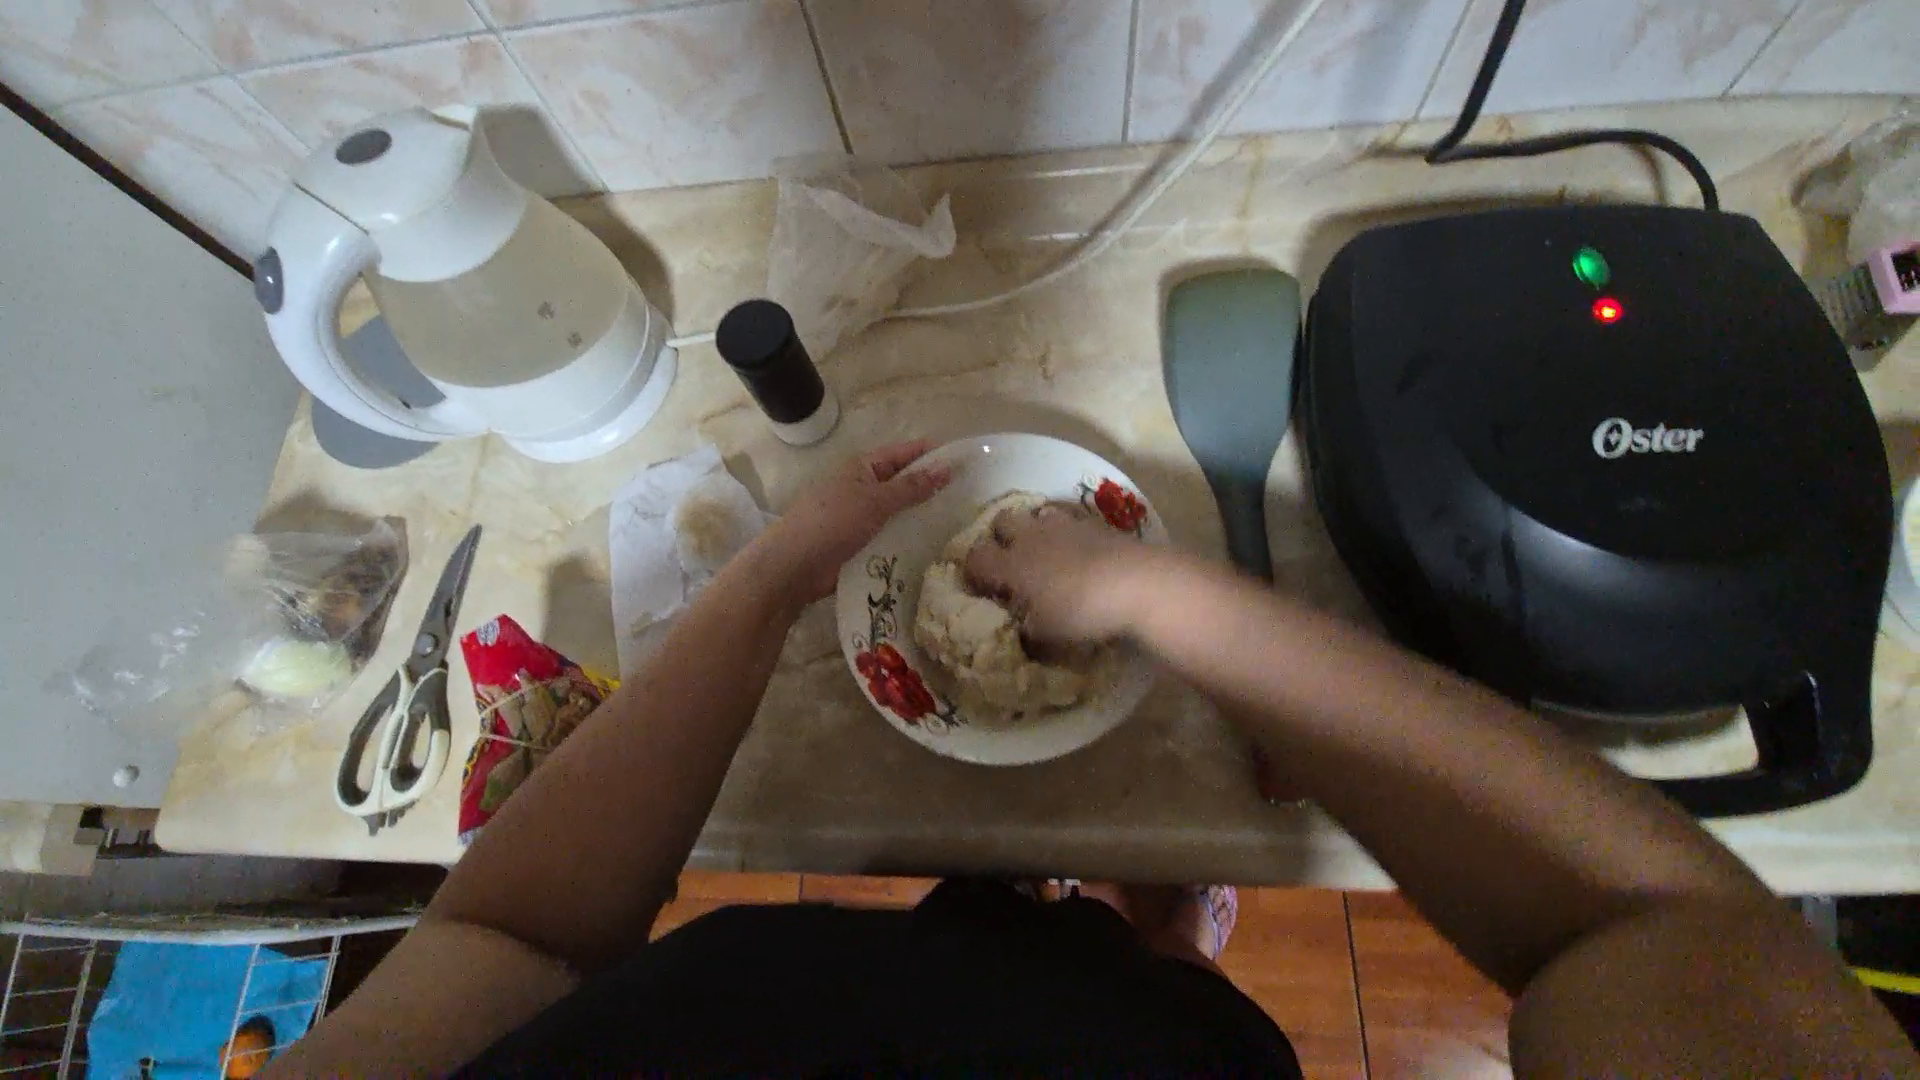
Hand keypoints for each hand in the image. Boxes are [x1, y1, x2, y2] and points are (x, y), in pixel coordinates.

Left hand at [751, 439, 952, 604]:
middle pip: (903, 483)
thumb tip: (947, 468)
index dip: (932, 454)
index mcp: (862, 468)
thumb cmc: (832, 523)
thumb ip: (911, 487)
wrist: (793, 566)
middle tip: (971, 494)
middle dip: (932, 487)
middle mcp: (862, 488)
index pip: (904, 453)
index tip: (965, 459)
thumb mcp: (875, 501)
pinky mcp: (861, 544)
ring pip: (899, 512)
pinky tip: (934, 546)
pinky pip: (891, 536)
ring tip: (961, 521)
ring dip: (922, 516)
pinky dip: (909, 539)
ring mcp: (861, 517)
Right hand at [962, 503, 1164, 644]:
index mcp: (1012, 564)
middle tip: (1009, 561)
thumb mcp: (1049, 634)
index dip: (971, 570)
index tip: (979, 586)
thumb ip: (1029, 632)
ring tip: (1044, 551)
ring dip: (1034, 529)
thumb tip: (1023, 633)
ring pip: (1036, 514)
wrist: (1137, 582)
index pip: (975, 558)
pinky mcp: (1093, 522)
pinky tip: (1076, 547)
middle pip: (1001, 522)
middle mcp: (1031, 537)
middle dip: (1000, 538)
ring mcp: (1063, 525)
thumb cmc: (1082, 611)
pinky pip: (1068, 517)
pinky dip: (1065, 530)